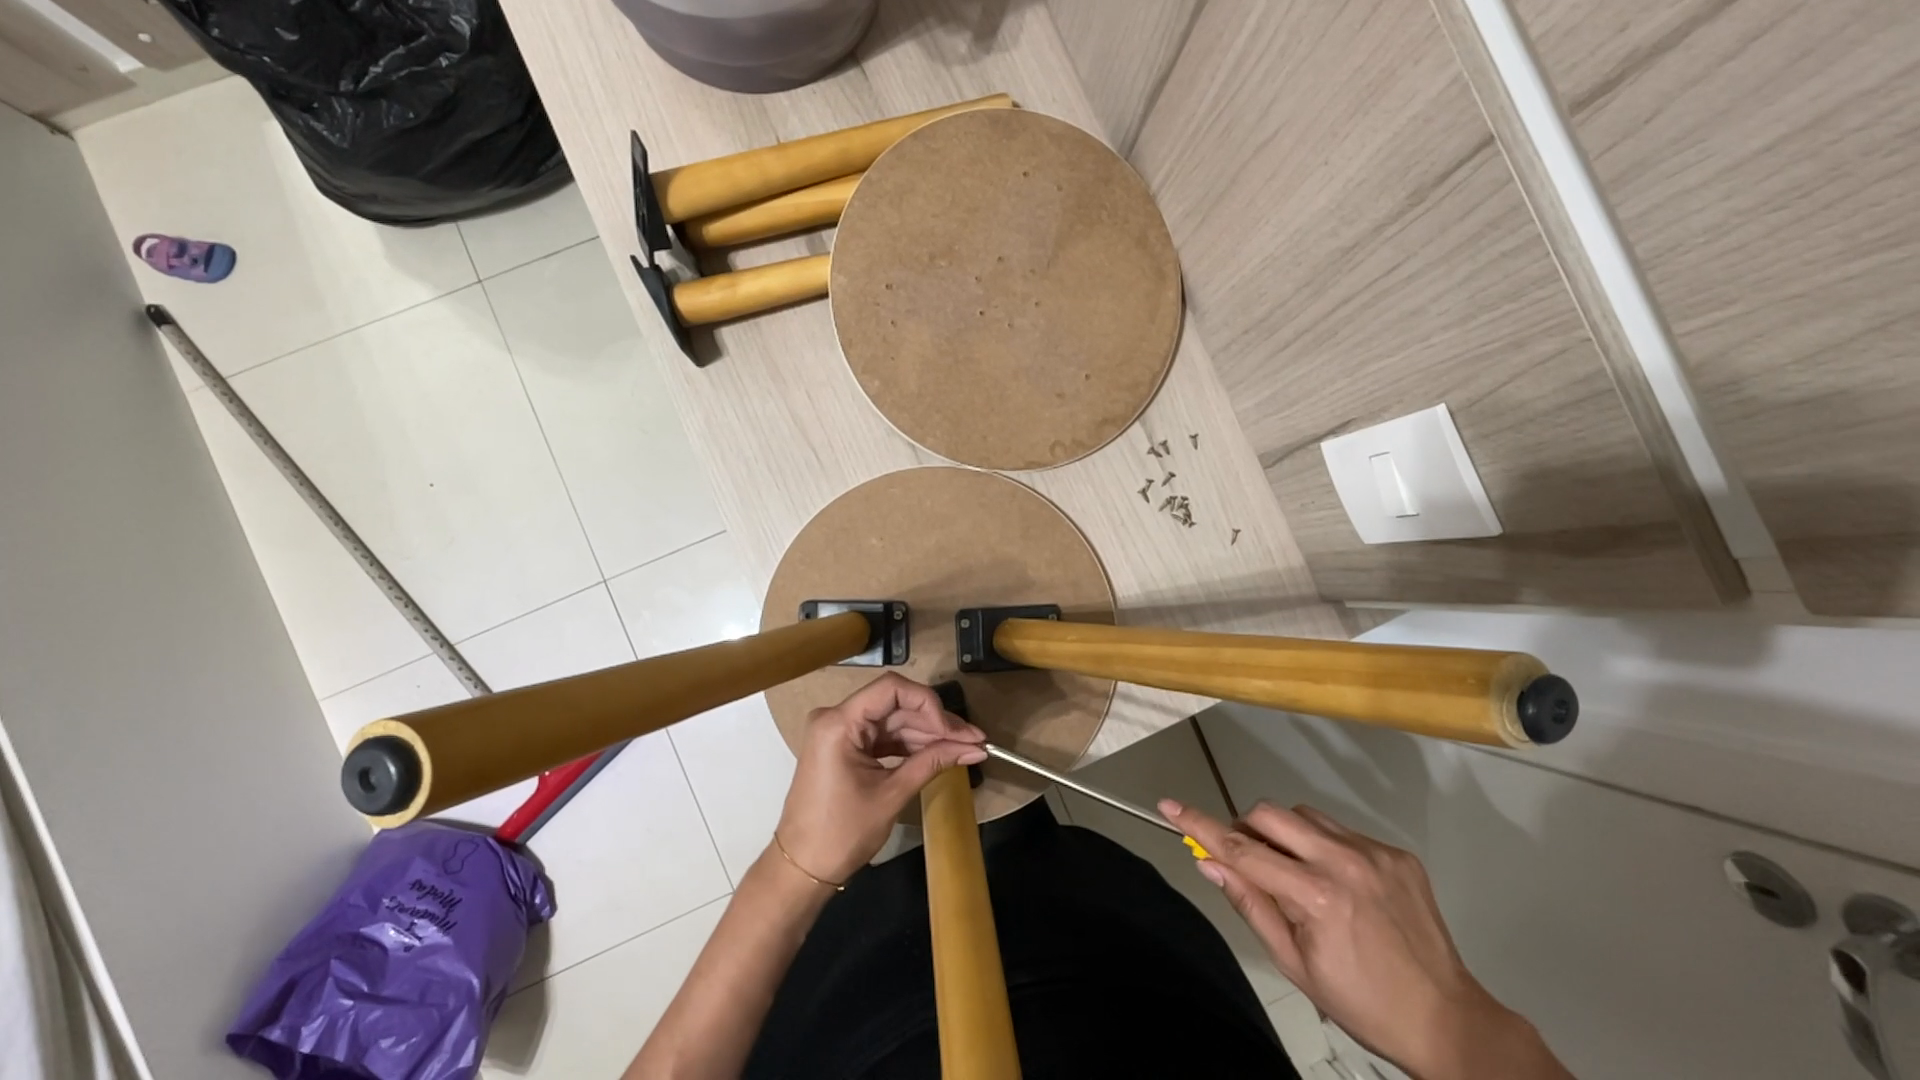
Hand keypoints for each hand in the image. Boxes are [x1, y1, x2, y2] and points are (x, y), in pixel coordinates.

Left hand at [777, 673, 986, 883]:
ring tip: (964, 748)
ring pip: (891, 721)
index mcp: (839, 722)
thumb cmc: (842, 833)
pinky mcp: (844, 748)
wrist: (803, 868)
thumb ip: (932, 762)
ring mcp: (839, 733)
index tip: (954, 731)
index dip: (929, 704)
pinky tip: (938, 753)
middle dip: (935, 722)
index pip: (892, 689)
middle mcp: (836, 718)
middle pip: (895, 705)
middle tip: (973, 740)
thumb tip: (973, 748)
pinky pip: (881, 737)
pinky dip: (909, 745)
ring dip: (926, 734)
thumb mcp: (892, 794)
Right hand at [1160, 799, 1568, 1079]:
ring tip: (1295, 875)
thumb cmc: (1359, 1002)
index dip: (1200, 825)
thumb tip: (1208, 862)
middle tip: (1245, 861)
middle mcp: (1345, 861)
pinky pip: (1341, 830)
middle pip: (1270, 814)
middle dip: (1246, 829)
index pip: (1242, 849)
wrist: (1445, 1018)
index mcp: (1316, 896)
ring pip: (1304, 816)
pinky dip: (1323, 846)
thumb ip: (1250, 904)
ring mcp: (1375, 853)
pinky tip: (1336, 884)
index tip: (1169, 805)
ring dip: (1284, 834)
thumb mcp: (1293, 962)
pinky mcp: (1397, 854)